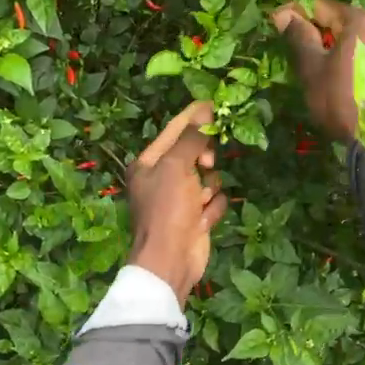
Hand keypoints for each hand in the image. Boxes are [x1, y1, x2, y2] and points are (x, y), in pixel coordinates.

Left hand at [125, 100, 227, 299]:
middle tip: (207, 163)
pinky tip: (204, 219)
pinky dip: (212, 208)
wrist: (170, 260)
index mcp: (149, 163)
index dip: (193, 116)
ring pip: (208, 177)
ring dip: (209, 186)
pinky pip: (213, 200)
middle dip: (204, 156)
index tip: (214, 103)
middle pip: (193, 152)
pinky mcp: (196, 217)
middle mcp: (162, 178)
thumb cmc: (167, 209)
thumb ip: (191, 138)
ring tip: (201, 199)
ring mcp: (180, 199)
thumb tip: (204, 112)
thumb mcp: (176, 167)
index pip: (174, 130)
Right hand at [270, 0, 364, 142]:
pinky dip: (355, 62)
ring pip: (356, 40)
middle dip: (321, 37)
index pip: (320, 7)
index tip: (287, 38)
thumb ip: (298, 36)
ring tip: (326, 76)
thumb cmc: (340, 99)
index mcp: (360, 20)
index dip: (299, 19)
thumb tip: (283, 13)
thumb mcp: (312, 67)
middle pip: (341, 22)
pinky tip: (348, 83)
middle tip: (306, 63)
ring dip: (339, 50)